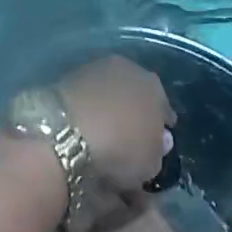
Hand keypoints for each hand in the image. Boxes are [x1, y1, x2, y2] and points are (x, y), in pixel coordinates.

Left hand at [59, 56, 173, 192]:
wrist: (69, 130)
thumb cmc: (122, 148)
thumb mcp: (151, 163)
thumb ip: (157, 149)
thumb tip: (160, 139)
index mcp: (154, 86)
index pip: (163, 107)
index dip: (160, 126)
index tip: (157, 142)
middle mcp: (127, 69)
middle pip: (135, 94)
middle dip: (135, 112)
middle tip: (131, 137)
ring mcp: (95, 69)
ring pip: (110, 91)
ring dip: (111, 107)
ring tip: (106, 133)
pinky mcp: (69, 76)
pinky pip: (88, 96)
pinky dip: (90, 109)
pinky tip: (86, 126)